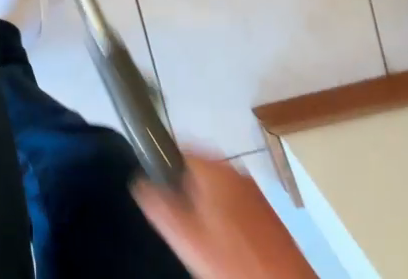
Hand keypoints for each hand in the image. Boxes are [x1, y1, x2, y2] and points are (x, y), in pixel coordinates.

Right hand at [133, 151, 315, 278]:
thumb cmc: (232, 260)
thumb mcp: (184, 236)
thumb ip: (157, 204)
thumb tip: (140, 182)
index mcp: (214, 168)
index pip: (179, 148)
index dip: (164, 165)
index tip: (158, 188)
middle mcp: (236, 170)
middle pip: (199, 168)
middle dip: (186, 190)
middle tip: (180, 220)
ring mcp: (255, 190)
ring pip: (218, 187)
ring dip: (206, 205)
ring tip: (202, 236)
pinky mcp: (267, 211)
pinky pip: (235, 202)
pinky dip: (225, 216)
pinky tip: (225, 244)